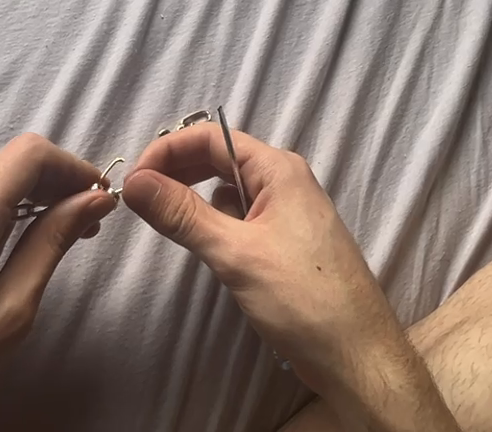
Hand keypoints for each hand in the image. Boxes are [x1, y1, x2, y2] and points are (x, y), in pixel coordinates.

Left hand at [0, 134, 117, 431]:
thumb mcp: (10, 312)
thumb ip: (53, 242)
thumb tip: (96, 197)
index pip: (29, 154)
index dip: (72, 166)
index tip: (98, 196)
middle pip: (3, 156)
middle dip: (47, 177)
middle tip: (76, 219)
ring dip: (12, 183)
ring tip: (34, 228)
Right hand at [122, 125, 457, 431]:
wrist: (358, 354)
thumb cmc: (301, 297)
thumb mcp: (235, 253)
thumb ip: (183, 214)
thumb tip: (136, 181)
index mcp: (277, 168)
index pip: (212, 138)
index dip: (168, 149)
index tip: (134, 178)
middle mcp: (285, 178)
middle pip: (221, 157)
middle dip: (178, 169)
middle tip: (140, 196)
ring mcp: (289, 209)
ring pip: (232, 187)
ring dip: (196, 193)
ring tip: (161, 214)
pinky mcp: (288, 238)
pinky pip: (244, 213)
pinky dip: (216, 217)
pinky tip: (202, 237)